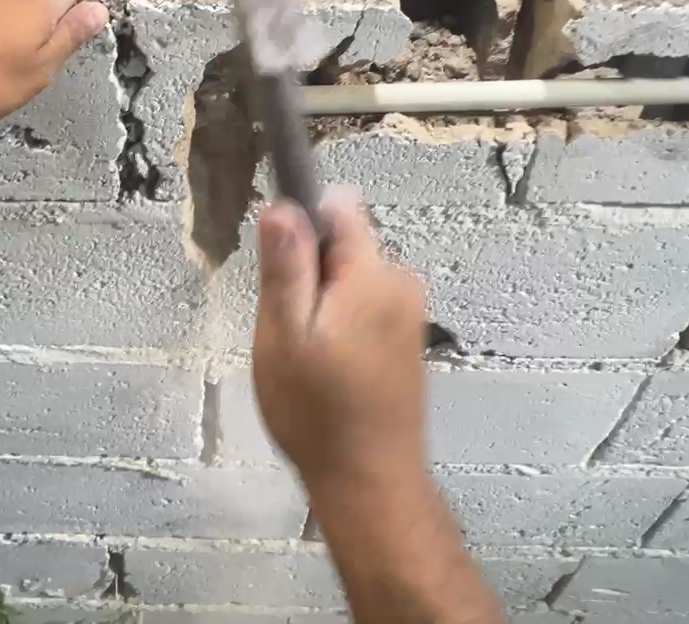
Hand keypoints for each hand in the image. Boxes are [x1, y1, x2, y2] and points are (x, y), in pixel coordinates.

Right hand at [253, 188, 429, 494]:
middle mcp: (400, 282)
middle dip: (309, 268)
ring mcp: (408, 310)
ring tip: (307, 349)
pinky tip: (329, 362)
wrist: (370, 483)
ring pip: (350, 272)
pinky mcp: (406, 334)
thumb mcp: (284, 334)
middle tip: (289, 322)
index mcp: (372, 274)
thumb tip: (283, 205)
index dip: (302, 221)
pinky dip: (340, 318)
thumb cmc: (318, 411)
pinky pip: (364, 300)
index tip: (280, 261)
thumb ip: (286, 266)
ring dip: (322, 297)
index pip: (338, 205)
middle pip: (343, 241)